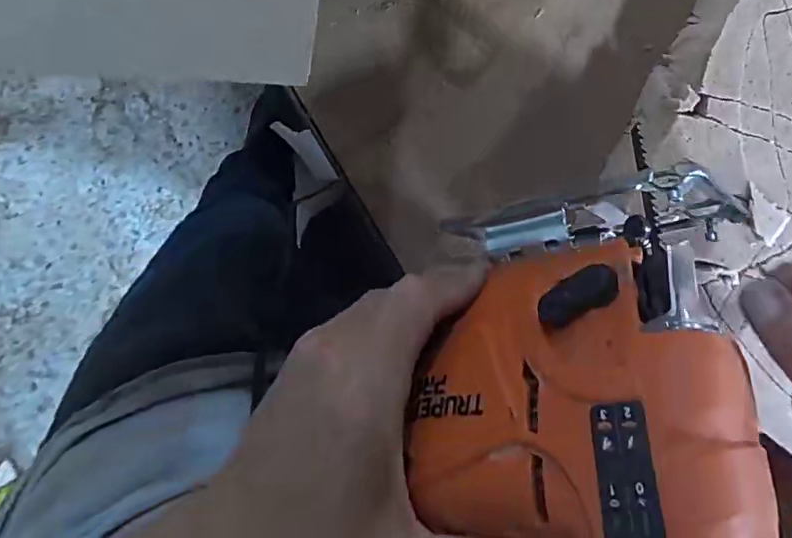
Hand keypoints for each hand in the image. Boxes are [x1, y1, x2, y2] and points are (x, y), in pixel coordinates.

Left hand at [142, 261, 486, 536]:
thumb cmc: (315, 537)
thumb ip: (467, 533)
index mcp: (364, 375)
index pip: (418, 296)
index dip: (460, 280)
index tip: (501, 280)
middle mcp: (334, 348)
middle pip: (399, 295)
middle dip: (445, 294)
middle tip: (489, 315)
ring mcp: (306, 357)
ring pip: (372, 308)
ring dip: (413, 310)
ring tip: (453, 334)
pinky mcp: (291, 373)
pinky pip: (351, 326)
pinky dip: (385, 327)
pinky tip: (399, 366)